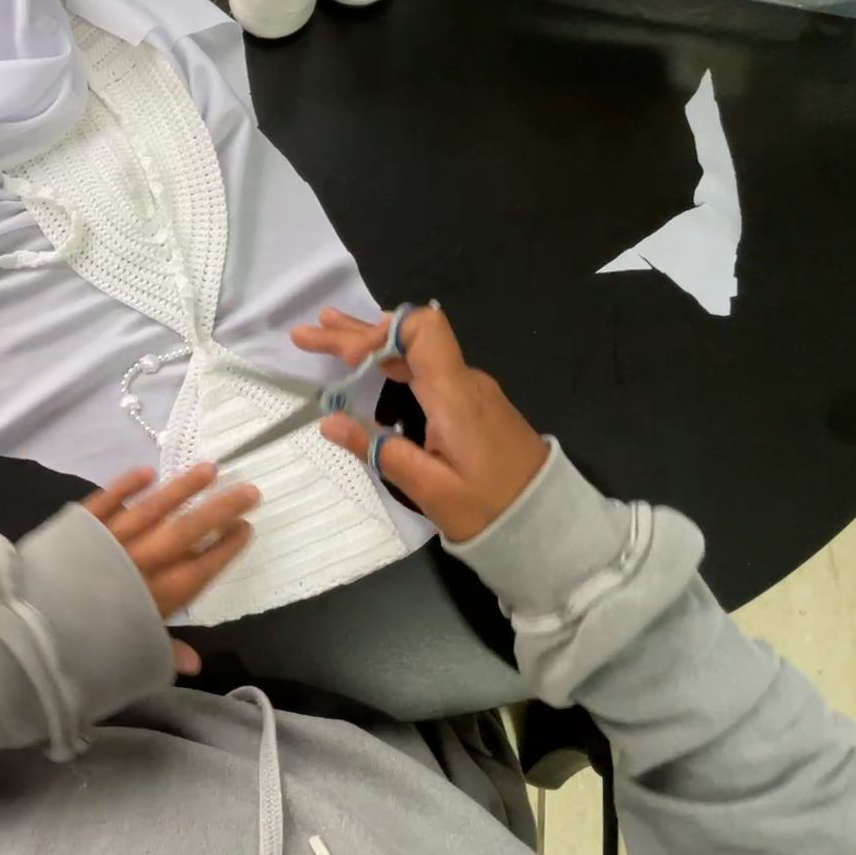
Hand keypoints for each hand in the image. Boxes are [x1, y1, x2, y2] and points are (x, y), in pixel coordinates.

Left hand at [84, 463, 259, 671]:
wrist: (30, 629)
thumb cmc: (84, 647)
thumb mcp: (129, 656)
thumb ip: (164, 652)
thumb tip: (196, 665)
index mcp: (157, 597)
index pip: (202, 567)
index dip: (227, 547)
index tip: (247, 527)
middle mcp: (140, 563)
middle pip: (187, 531)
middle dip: (221, 509)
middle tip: (250, 490)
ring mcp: (111, 539)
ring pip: (154, 508)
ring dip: (183, 488)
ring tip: (210, 469)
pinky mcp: (82, 525)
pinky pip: (107, 500)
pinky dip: (127, 485)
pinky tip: (148, 471)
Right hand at [290, 305, 547, 543]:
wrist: (548, 523)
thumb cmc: (489, 508)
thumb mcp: (429, 489)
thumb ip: (379, 451)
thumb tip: (329, 422)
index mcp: (454, 395)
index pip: (421, 331)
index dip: (377, 333)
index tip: (342, 356)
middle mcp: (463, 382)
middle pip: (408, 338)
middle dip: (354, 334)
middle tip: (308, 333)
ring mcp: (470, 391)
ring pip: (414, 353)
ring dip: (368, 344)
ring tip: (326, 336)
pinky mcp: (471, 405)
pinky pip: (425, 369)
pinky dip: (389, 361)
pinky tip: (367, 364)